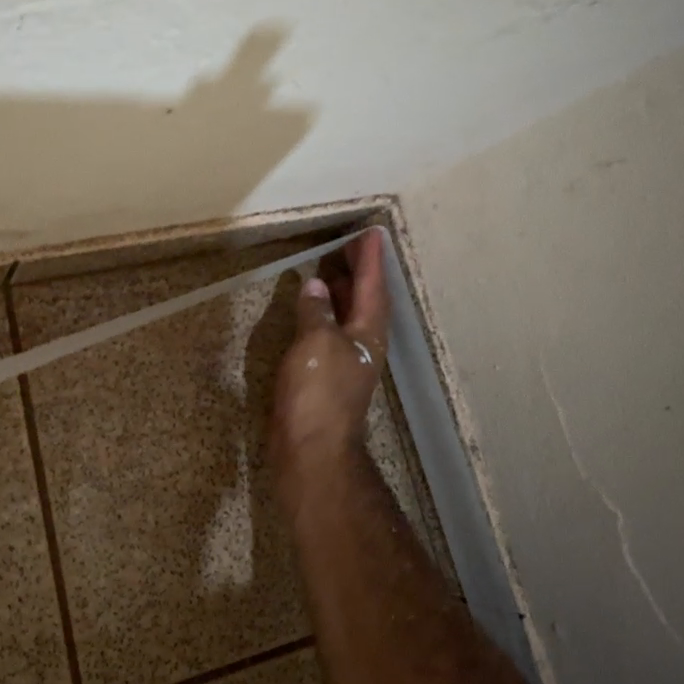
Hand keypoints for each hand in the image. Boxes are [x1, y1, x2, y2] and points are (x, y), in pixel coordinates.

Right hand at [272, 230, 389, 492]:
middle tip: (346, 243)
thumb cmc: (318, 392)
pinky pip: (330, 330)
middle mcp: (363, 343)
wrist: (310, 450)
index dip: (370, 259)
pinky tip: (310, 309)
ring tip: (327, 267)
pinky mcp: (325, 375)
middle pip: (366, 299)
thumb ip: (316, 311)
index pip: (373, 286)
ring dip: (342, 290)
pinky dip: (324, 312)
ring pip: (348, 315)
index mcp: (368, 332)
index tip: (371, 233)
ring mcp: (345, 361)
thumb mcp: (316, 342)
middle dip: (358, 271)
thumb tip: (315, 286)